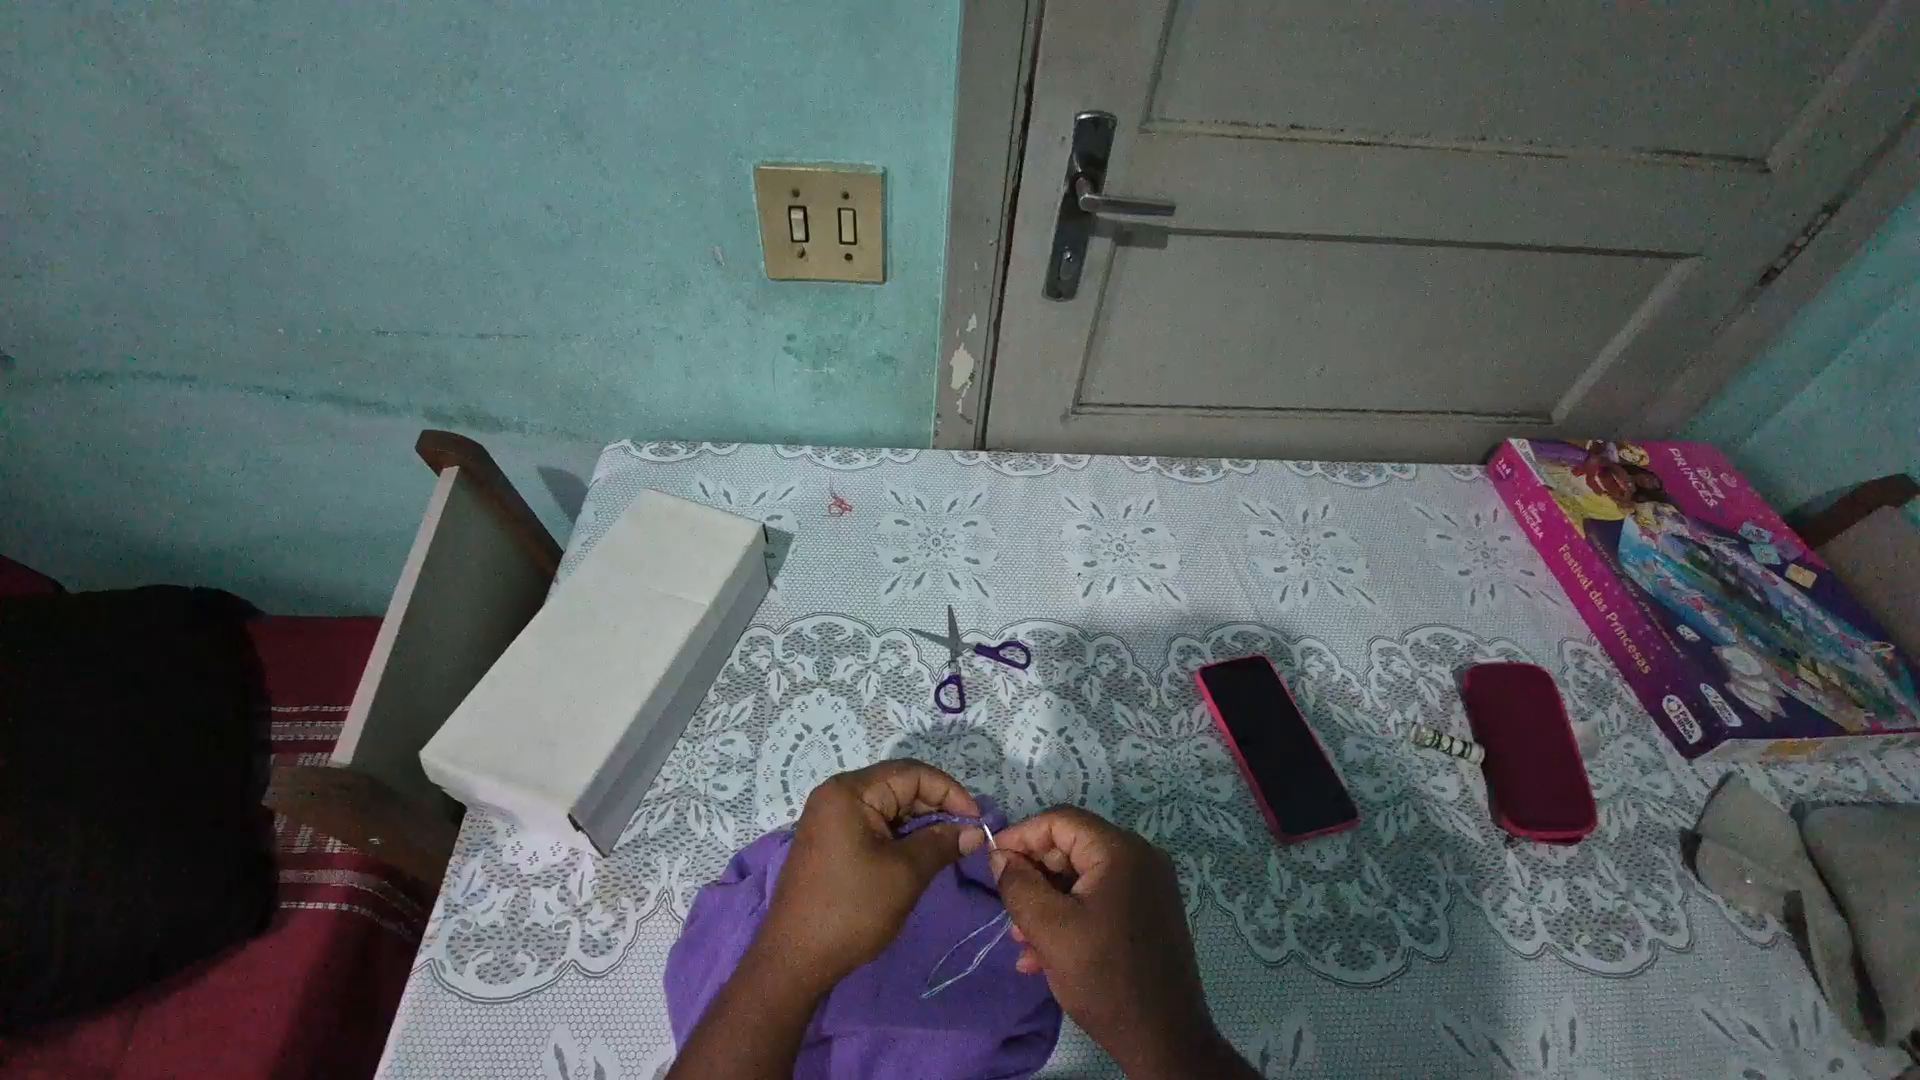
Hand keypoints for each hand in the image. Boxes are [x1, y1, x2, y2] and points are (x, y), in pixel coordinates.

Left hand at [751, 760, 978, 990]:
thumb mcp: (905, 874)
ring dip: (922, 822)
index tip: (977, 820)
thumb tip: (975, 831)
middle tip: (968, 835)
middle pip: (899, 786)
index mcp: (850, 791)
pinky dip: (902, 835)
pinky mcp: (832, 841)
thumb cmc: (851, 909)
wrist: (794, 960)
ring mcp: (831, 818)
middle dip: (937, 807)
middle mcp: (837, 795)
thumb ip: (942, 843)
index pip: (912, 773)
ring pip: (889, 806)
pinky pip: (875, 824)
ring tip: (951, 846)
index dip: (950, 792)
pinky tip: (923, 853)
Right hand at [975, 807, 1251, 1079]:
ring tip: (1022, 940)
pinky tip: (1045, 953)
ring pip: (1082, 876)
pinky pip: (1099, 897)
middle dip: (1034, 876)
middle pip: (1071, 847)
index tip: (991, 861)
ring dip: (1048, 901)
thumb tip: (999, 857)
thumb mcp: (1050, 930)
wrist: (1166, 1042)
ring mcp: (1148, 884)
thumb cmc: (1105, 979)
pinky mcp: (1148, 910)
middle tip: (1008, 909)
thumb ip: (1019, 885)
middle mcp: (1140, 857)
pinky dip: (1071, 915)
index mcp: (1120, 850)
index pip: (1060, 821)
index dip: (1021, 836)